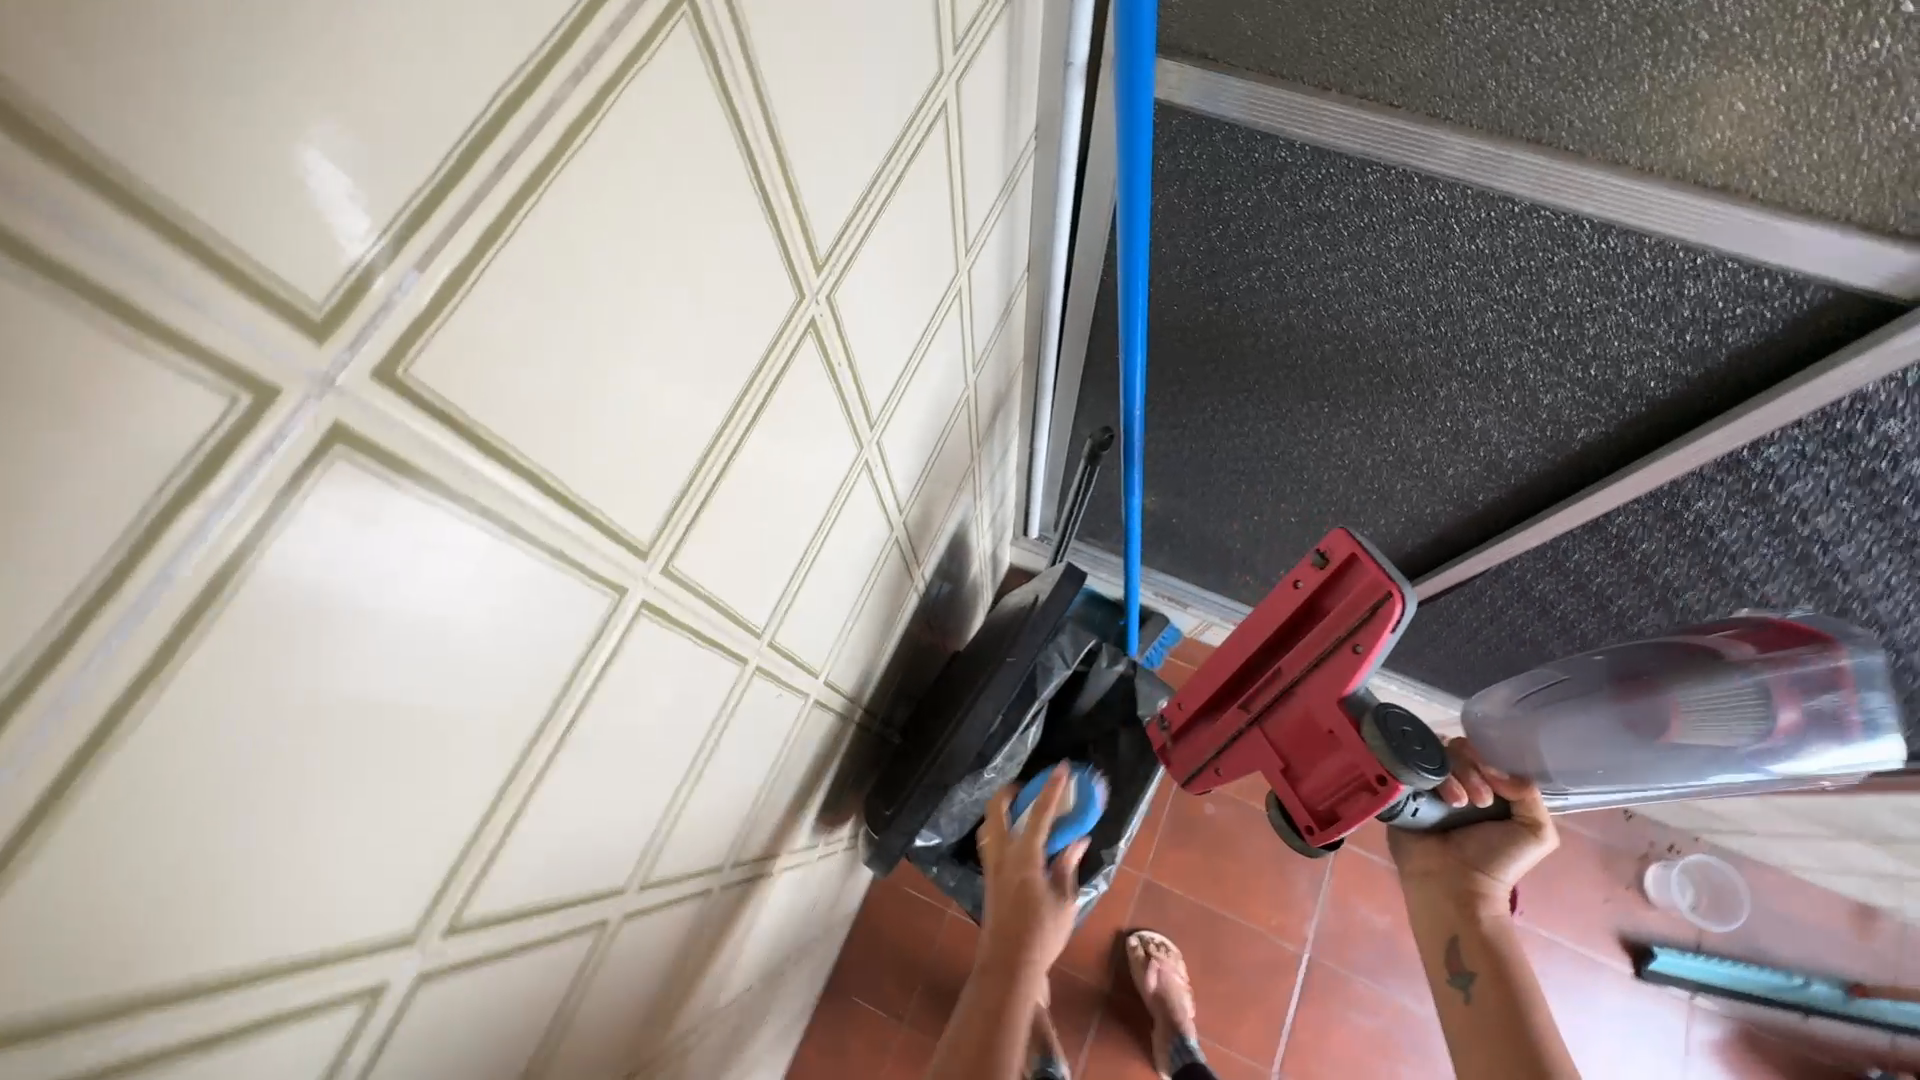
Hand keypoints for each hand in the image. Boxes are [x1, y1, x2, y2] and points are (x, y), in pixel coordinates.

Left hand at [975, 764, 1090, 979]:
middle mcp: (1002, 854)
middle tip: (1028, 788)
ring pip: (988, 825)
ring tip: (1022, 812)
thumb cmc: (1042, 934)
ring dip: (1002, 811)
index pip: (1040, 813)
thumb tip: (1078, 841)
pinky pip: (990, 843)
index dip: (1052, 788)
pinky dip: (1002, 831)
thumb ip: (1068, 866)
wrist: (1008, 965)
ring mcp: (991, 867)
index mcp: (1024, 856)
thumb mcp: (1065, 901)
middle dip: (1010, 791)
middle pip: (996, 809)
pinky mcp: (988, 879)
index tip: (1060, 768)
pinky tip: (1017, 841)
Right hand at [1388, 737, 1556, 911]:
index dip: (1489, 758)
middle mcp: (1456, 781)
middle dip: (1472, 771)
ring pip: (1434, 754)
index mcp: (1487, 786)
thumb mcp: (1536, 832)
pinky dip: (1421, 772)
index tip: (1493, 779)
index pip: (1484, 752)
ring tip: (1456, 803)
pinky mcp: (1402, 789)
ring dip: (1451, 775)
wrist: (1456, 884)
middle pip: (1459, 750)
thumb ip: (1529, 793)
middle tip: (1479, 801)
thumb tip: (1494, 768)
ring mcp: (1427, 784)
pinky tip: (1435, 796)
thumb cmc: (1497, 861)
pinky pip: (1407, 764)